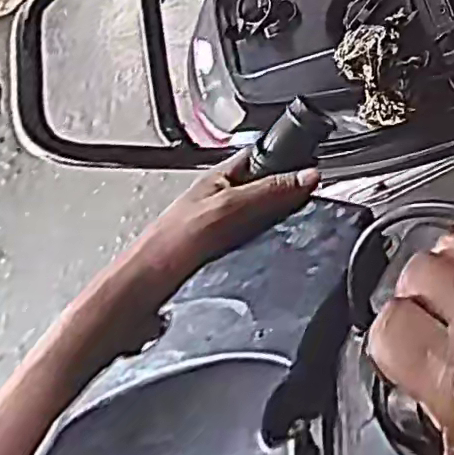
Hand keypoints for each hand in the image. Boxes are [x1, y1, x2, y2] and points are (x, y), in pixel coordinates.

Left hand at [120, 151, 318, 307]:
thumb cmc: (164, 248)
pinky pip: (260, 244)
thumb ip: (269, 191)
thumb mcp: (227, 208)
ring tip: (293, 229)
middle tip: (308, 202)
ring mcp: (226, 228)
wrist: (137, 300)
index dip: (291, 156)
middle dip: (291, 195)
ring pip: (268, 218)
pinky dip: (270, 247)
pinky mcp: (226, 256)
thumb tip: (309, 176)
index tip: (316, 167)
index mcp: (221, 176)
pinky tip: (274, 254)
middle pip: (272, 188)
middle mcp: (224, 198)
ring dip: (280, 224)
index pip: (266, 154)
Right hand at [367, 233, 453, 454]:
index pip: (387, 325)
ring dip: (441, 271)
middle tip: (423, 325)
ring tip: (448, 300)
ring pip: (447, 245)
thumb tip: (411, 407)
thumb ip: (430, 430)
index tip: (397, 353)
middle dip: (411, 299)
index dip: (387, 342)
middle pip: (413, 272)